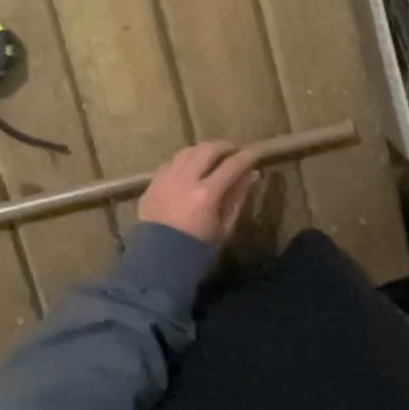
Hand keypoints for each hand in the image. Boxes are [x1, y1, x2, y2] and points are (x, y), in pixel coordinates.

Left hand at [137, 142, 261, 243]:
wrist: (158, 262)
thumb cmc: (197, 249)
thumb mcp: (224, 227)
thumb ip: (237, 198)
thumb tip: (251, 175)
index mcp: (206, 193)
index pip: (232, 165)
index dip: (247, 156)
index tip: (255, 152)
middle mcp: (185, 180)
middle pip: (207, 150)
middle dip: (224, 147)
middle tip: (233, 151)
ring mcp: (166, 179)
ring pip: (187, 151)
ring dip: (202, 150)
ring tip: (211, 157)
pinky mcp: (152, 184)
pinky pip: (171, 162)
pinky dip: (184, 160)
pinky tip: (189, 167)